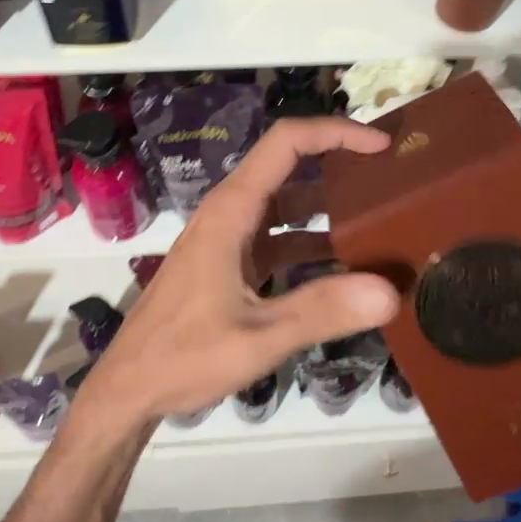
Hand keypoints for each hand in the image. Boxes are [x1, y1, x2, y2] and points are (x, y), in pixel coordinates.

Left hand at [77, 117, 400, 426]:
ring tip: (381, 217)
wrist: (129, 388)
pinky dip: (313, 244)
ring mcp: (229, 238)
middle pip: (289, 167)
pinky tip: (347, 268)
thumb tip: (389, 291)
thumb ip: (321, 311)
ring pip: (286, 205)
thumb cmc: (184, 356)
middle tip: (391, 177)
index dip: (334, 132)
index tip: (381, 146)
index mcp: (232, 211)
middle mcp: (230, 213)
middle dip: (338, 163)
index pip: (286, 143)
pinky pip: (279, 239)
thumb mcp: (257, 337)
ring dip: (328, 207)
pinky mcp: (231, 264)